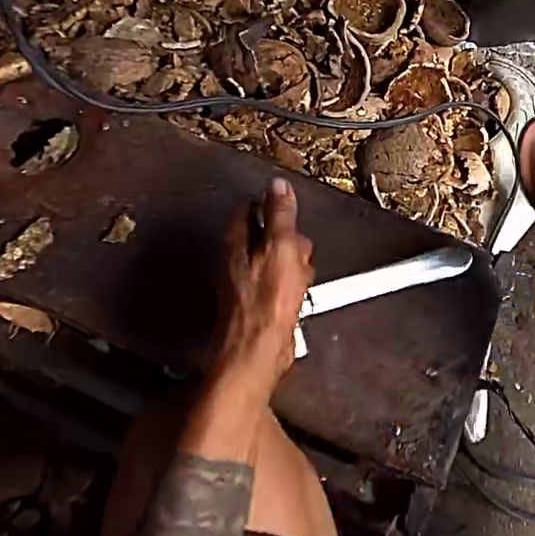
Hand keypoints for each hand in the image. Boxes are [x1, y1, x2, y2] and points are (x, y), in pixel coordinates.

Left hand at [215, 178, 314, 387]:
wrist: (260, 349)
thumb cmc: (265, 303)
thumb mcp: (281, 248)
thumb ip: (280, 215)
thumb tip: (278, 186)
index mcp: (235, 241)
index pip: (251, 208)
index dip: (273, 207)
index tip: (290, 212)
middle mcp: (236, 259)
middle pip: (270, 235)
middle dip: (291, 242)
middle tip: (298, 254)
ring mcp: (247, 282)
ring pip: (280, 261)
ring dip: (296, 268)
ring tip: (299, 281)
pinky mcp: (260, 302)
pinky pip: (283, 284)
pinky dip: (293, 288)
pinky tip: (297, 297)